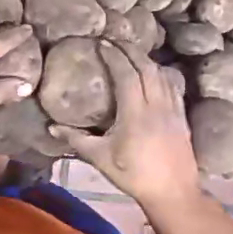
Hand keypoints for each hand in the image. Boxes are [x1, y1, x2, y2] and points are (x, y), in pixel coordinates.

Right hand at [50, 42, 201, 206]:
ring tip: (131, 52)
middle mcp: (157, 105)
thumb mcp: (100, 158)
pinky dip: (160, 73)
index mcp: (136, 113)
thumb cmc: (134, 176)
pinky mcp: (182, 117)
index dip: (114, 56)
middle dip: (130, 49)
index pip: (126, 74)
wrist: (174, 193)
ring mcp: (173, 110)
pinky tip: (153, 73)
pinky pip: (172, 86)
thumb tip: (51, 127)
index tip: (101, 43)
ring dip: (145, 59)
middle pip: (146, 67)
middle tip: (114, 40)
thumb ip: (76, 139)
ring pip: (161, 74)